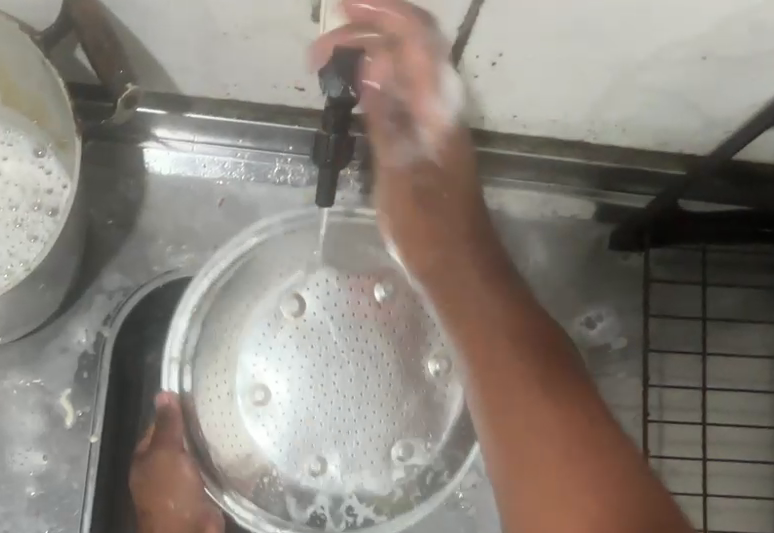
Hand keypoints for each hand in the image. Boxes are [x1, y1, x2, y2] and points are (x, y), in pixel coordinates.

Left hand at [129, 392, 224, 532]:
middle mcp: (163, 470)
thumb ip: (168, 425)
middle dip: (197, 429)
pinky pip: (213, 476)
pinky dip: (222, 466)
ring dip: (211, 447)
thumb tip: (163, 394)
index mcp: (147, 457)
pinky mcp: (205, 497)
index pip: (160, 426)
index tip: (199, 394)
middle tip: (224, 407)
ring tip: (235, 423)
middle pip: (181, 443)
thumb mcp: (166, 452)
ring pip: (198, 459)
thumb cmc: (170, 493)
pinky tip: (239, 451)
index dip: (176, 411)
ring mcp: (184, 485)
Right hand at [311, 0, 505, 287]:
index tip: (339, 6)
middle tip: (316, 52)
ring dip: (367, 59)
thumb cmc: (428, 229)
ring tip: (326, 69)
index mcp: (437, 105)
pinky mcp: (427, 145)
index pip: (414, 35)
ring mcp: (435, 125)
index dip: (380, 10)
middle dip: (364, 33)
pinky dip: (374, 86)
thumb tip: (370, 63)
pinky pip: (401, 97)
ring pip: (404, 71)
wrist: (456, 267)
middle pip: (408, 46)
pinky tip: (352, 98)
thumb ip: (386, 116)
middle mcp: (440, 106)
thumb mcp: (399, 173)